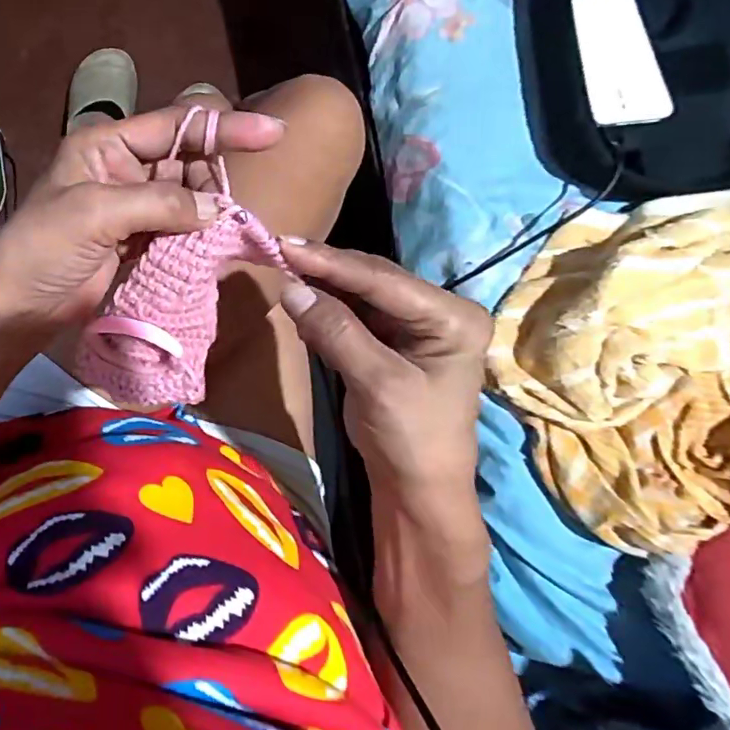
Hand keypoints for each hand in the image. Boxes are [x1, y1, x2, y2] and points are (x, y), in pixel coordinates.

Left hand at [0, 103, 283, 343]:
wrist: (17, 307)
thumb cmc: (43, 249)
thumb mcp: (94, 213)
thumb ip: (157, 202)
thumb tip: (214, 208)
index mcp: (104, 146)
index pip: (173, 126)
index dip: (221, 128)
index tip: (273, 134)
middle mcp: (120, 169)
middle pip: (185, 161)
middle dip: (211, 180)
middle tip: (226, 211)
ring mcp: (130, 208)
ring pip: (186, 199)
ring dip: (208, 213)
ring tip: (223, 232)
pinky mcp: (135, 242)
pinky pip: (177, 231)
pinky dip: (197, 238)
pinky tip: (213, 248)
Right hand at [276, 242, 492, 493]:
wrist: (417, 485)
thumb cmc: (411, 436)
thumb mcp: (377, 383)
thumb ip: (336, 332)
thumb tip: (290, 288)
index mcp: (452, 317)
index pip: (382, 280)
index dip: (331, 261)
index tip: (285, 245)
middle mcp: (436, 311)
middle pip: (371, 278)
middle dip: (324, 265)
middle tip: (277, 248)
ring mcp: (411, 324)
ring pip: (357, 291)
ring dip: (320, 281)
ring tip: (281, 263)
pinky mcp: (387, 339)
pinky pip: (350, 312)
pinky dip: (322, 304)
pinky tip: (299, 294)